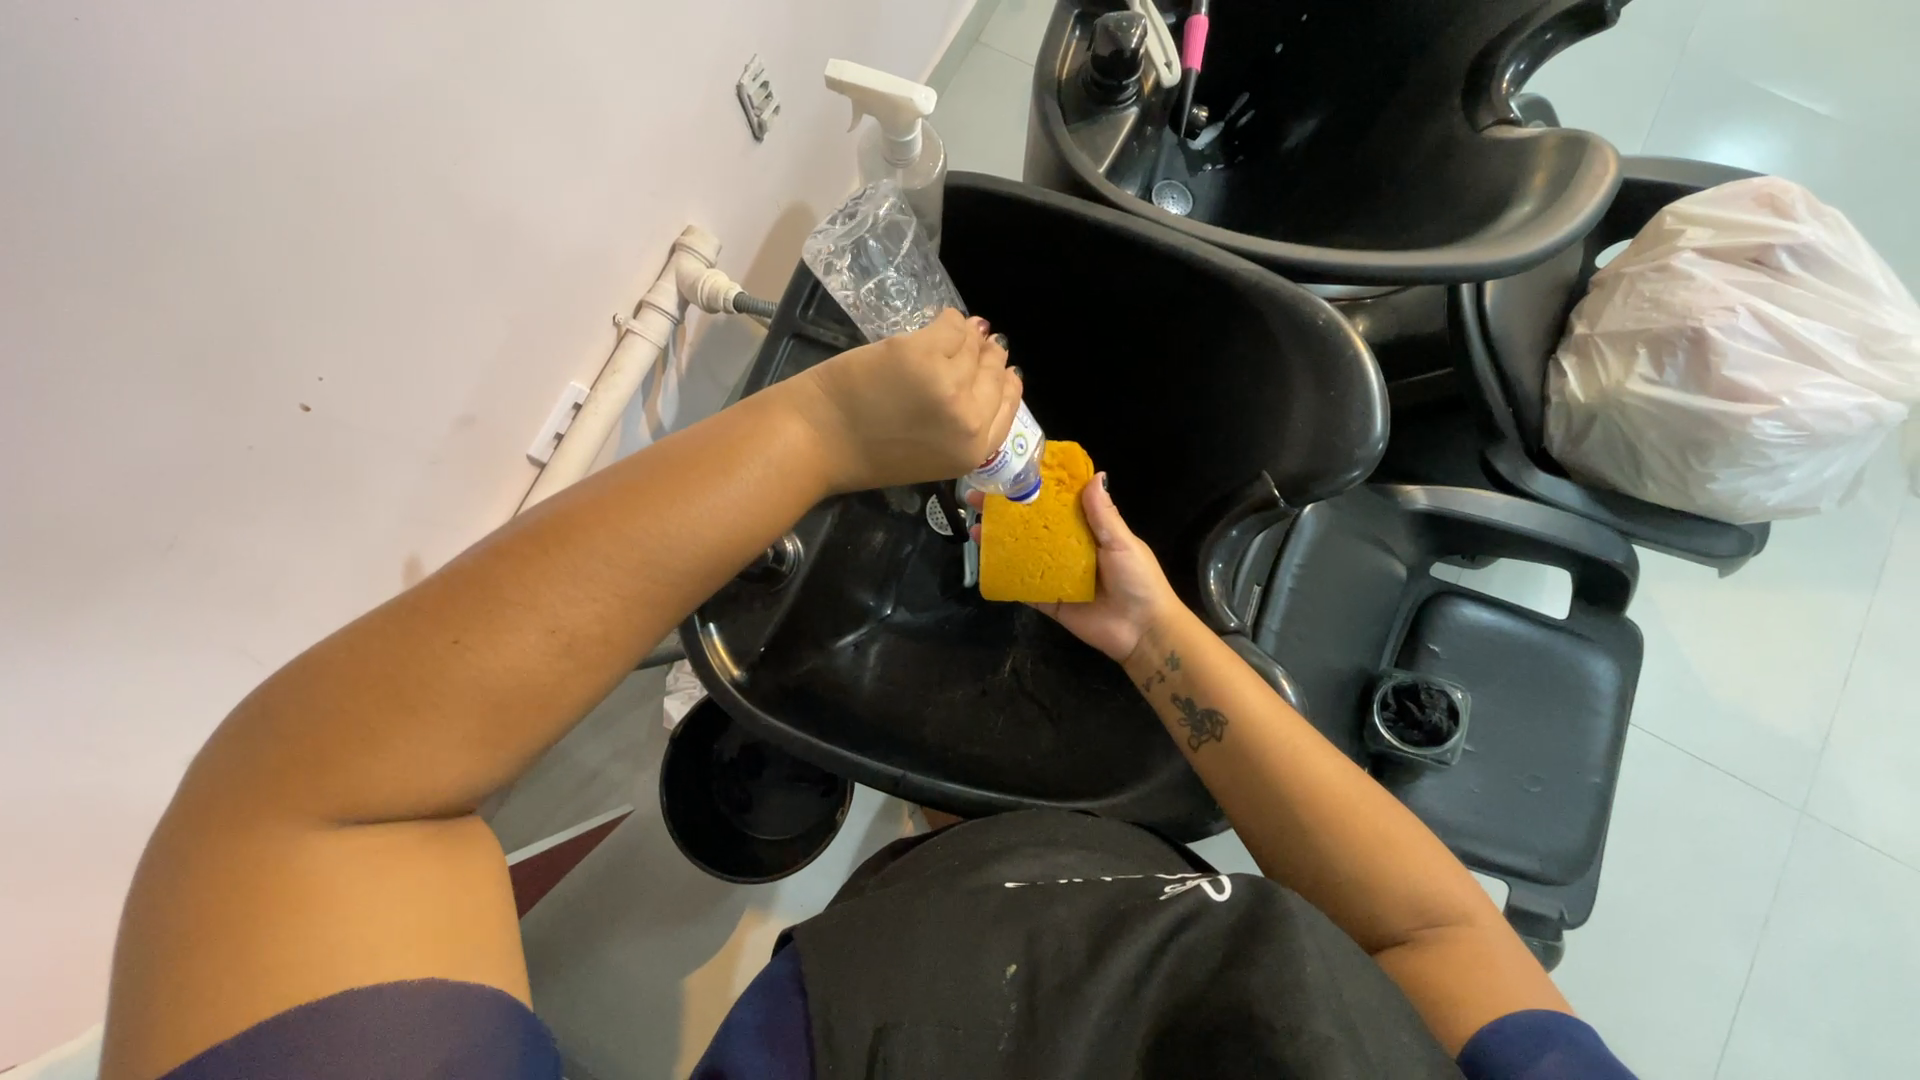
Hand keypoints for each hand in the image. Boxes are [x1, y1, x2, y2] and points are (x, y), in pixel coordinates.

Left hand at [784, 309, 1021, 492]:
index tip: (998, 370)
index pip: (1010, 406)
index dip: (1005, 383)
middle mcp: (968, 419)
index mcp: (973, 451)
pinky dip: (946, 320)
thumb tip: (989, 375)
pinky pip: (949, 324)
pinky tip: (936, 322)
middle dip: (986, 356)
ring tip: (950, 333)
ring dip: (965, 335)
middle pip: (995, 372)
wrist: (817, 440)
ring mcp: (948, 383)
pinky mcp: (921, 352)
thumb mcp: (931, 457)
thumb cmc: (866, 455)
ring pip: (973, 344)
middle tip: (973, 343)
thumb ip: (962, 426)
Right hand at [970, 473, 1184, 663]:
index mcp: (1088, 530)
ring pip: (1023, 555)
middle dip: (1006, 514)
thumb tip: (1095, 476)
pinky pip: (1023, 588)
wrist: (1142, 630)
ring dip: (999, 543)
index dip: (1035, 490)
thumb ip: (1103, 514)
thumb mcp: (1123, 542)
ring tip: (976, 530)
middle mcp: (1068, 550)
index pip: (1056, 504)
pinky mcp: (1048, 601)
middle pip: (1032, 528)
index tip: (1010, 475)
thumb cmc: (1138, 580)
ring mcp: (1056, 576)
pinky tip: (984, 565)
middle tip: (977, 500)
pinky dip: (1005, 578)